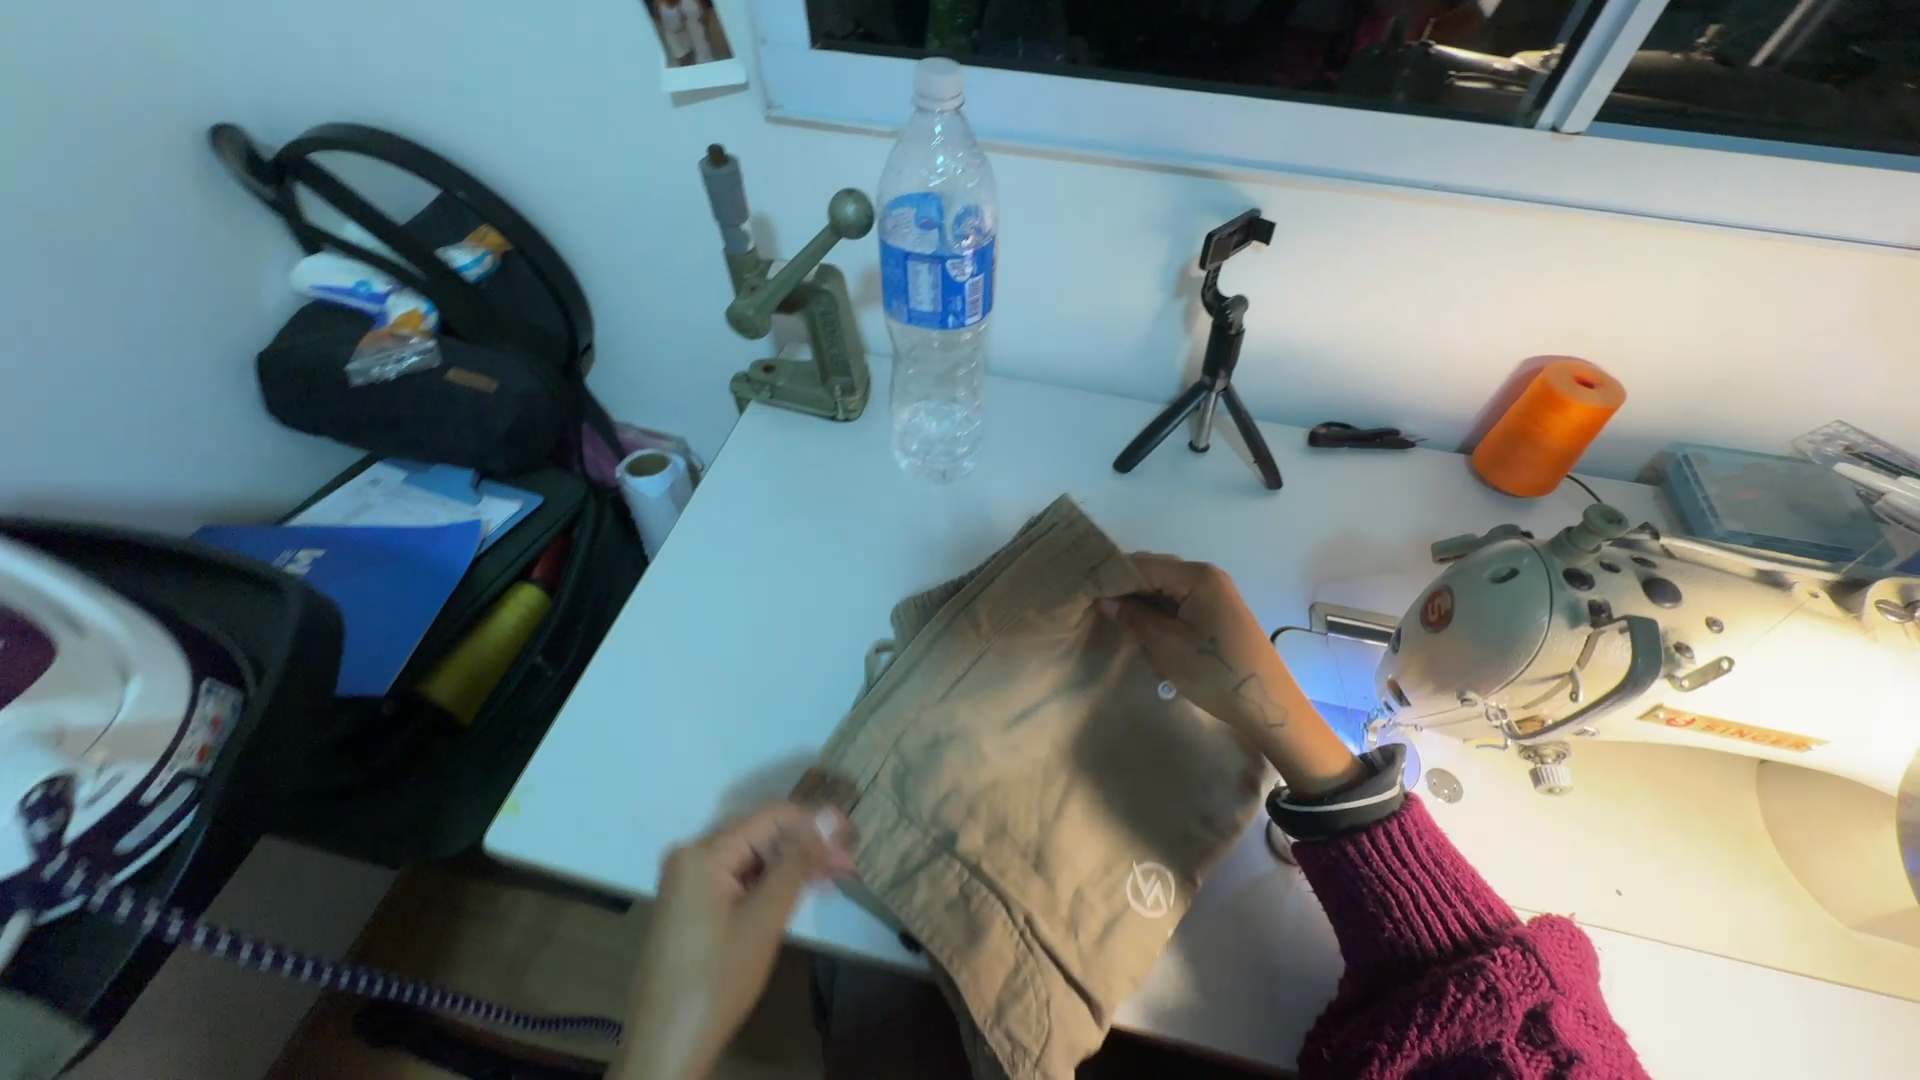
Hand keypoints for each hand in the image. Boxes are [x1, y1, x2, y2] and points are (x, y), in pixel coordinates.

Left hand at [616, 802, 854, 1079]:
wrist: (666, 1046)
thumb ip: (797, 862)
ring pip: (751, 857)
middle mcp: (690, 855)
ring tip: (832, 878)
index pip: (770, 817)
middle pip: (759, 834)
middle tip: (848, 864)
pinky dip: (768, 882)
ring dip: (791, 865)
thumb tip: (828, 815)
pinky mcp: (691, 903)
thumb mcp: (764, 918)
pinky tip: (798, 892)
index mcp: (702, 852)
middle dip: (805, 845)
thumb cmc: (718, 979)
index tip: (852, 838)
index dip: (814, 822)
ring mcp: (687, 880)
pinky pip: (737, 876)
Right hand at [1105, 553, 1363, 796]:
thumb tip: (1106, 599)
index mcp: (1196, 575)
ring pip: (1166, 590)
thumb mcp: (1164, 644)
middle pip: (1155, 572)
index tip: (1086, 593)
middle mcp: (1207, 576)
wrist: (1266, 703)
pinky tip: (1147, 634)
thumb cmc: (1213, 671)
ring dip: (1144, 605)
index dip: (1113, 577)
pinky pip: (1180, 603)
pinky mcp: (1218, 613)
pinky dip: (1161, 615)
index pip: (1142, 564)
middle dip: (1127, 590)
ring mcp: (1216, 594)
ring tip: (1119, 623)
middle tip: (1098, 609)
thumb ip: (1132, 616)